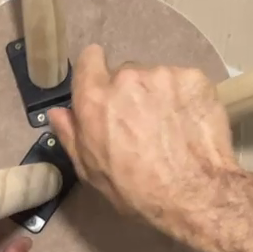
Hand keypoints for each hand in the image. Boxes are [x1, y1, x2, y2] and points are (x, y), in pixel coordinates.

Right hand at [49, 44, 238, 234]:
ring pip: (155, 78)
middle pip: (124, 73)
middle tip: (140, 124)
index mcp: (95, 98)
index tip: (103, 90)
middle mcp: (126, 77)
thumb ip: (71, 135)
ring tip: (168, 128)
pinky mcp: (194, 78)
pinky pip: (182, 82)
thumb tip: (58, 113)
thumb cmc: (135, 189)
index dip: (95, 72)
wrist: (194, 193)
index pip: (89, 58)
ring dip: (157, 96)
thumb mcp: (91, 170)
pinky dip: (184, 98)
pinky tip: (188, 123)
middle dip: (129, 93)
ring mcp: (163, 75)